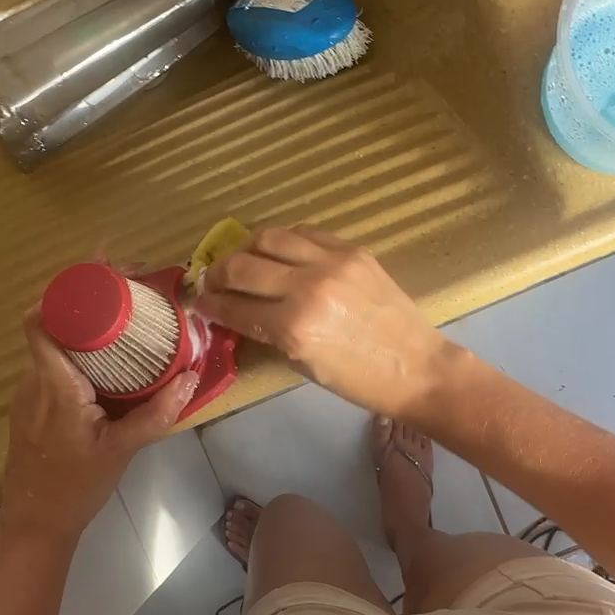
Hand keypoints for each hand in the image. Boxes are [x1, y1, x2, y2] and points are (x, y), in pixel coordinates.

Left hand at [0, 312, 197, 543]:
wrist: (36, 523)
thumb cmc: (75, 486)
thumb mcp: (122, 451)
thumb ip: (156, 414)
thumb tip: (191, 379)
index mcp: (55, 385)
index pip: (41, 321)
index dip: (64, 291)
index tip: (102, 277)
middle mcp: (36, 381)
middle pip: (52, 325)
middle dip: (87, 303)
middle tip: (128, 293)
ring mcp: (31, 394)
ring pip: (55, 346)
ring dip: (85, 330)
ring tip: (126, 322)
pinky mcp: (34, 408)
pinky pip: (56, 367)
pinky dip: (80, 354)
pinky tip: (111, 364)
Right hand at [192, 228, 459, 417]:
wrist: (417, 367)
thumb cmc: (359, 381)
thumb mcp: (303, 365)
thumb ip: (268, 334)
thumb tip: (238, 312)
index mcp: (294, 328)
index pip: (235, 307)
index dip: (209, 305)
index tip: (197, 303)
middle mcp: (308, 288)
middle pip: (242, 266)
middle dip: (218, 274)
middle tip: (213, 282)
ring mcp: (332, 263)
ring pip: (269, 237)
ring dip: (246, 249)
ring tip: (243, 262)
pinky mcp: (352, 250)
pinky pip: (304, 233)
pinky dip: (283, 241)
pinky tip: (278, 254)